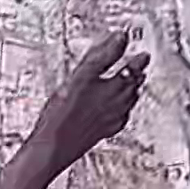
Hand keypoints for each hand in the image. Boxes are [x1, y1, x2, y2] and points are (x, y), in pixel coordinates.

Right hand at [27, 30, 149, 174]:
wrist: (49, 152)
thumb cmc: (61, 118)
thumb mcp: (80, 77)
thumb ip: (103, 55)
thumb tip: (121, 37)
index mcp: (118, 86)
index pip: (136, 65)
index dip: (137, 56)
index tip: (140, 52)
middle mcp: (119, 104)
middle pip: (134, 85)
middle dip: (135, 75)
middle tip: (136, 67)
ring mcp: (110, 122)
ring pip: (126, 102)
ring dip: (127, 93)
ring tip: (125, 88)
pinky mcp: (99, 136)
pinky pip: (114, 120)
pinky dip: (116, 113)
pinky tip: (109, 114)